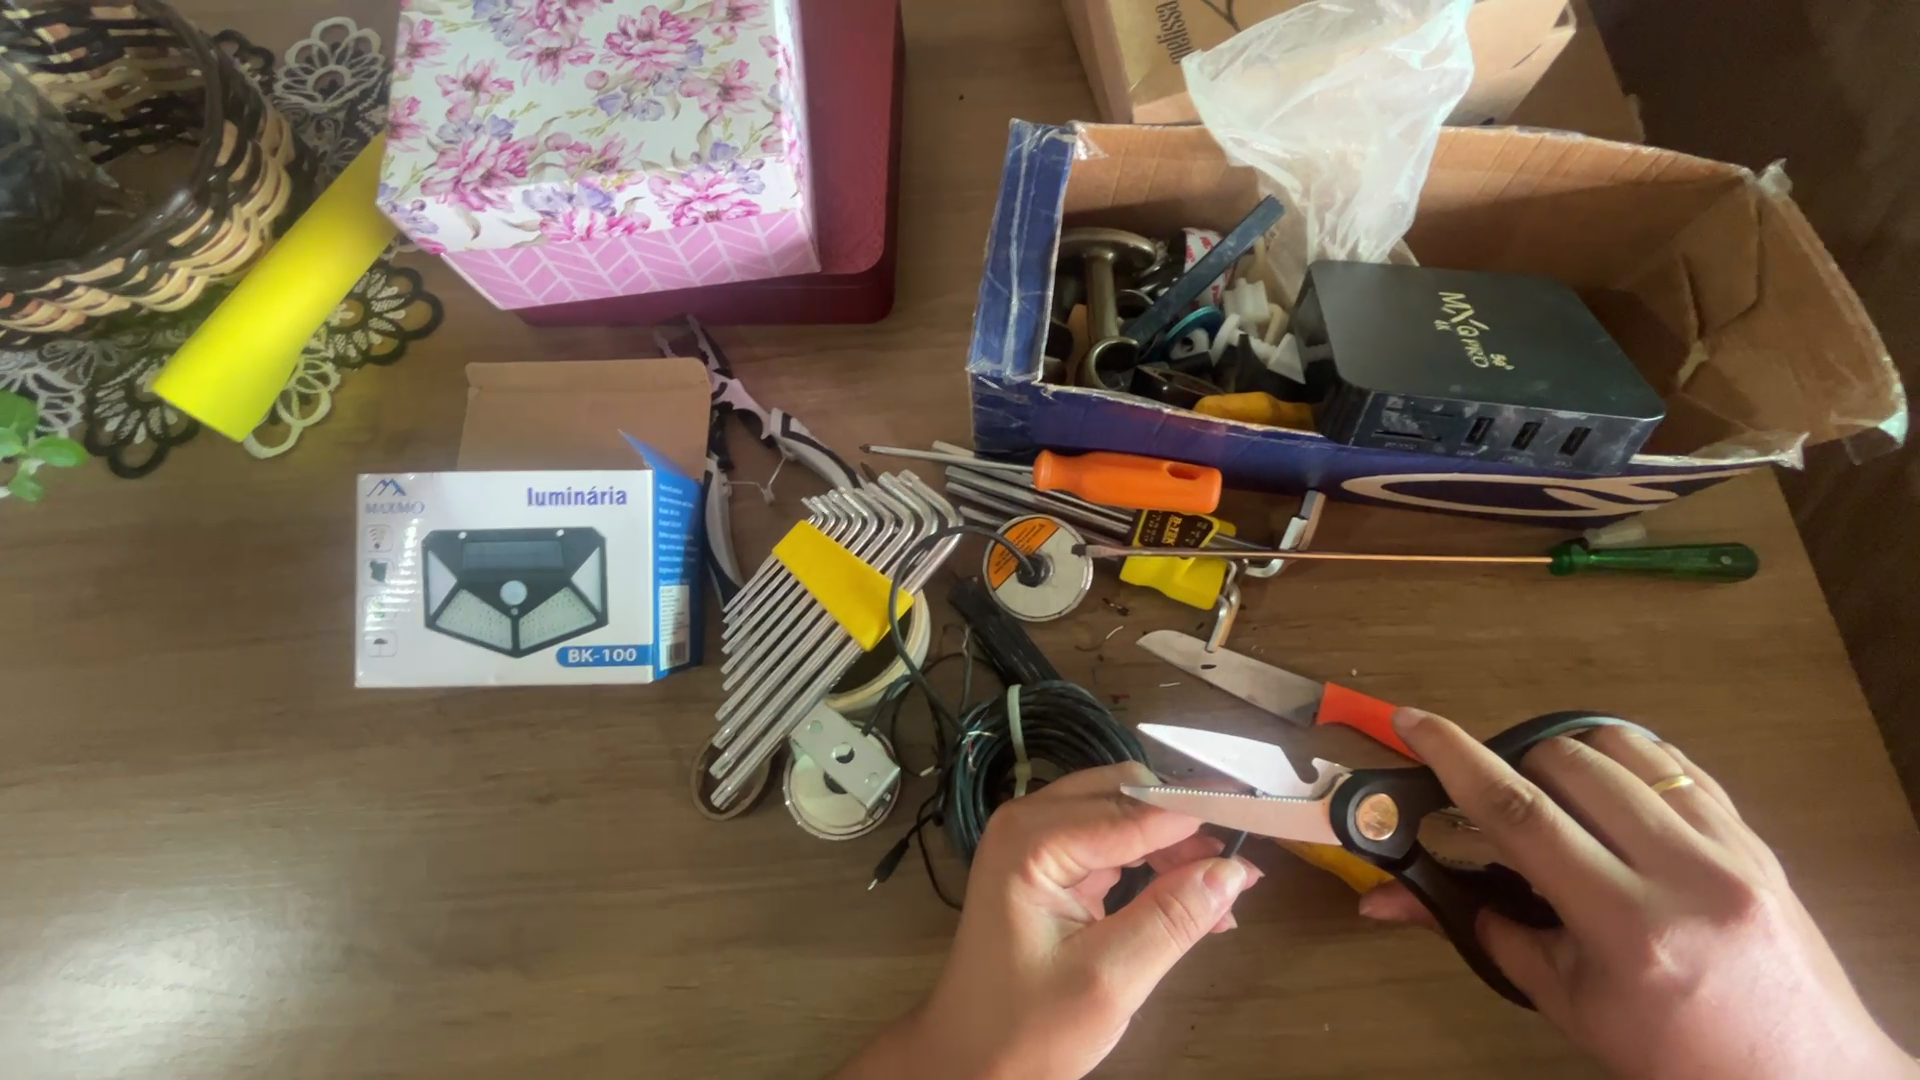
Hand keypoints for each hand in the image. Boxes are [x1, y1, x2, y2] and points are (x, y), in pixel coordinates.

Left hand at [836, 763, 1261, 1079]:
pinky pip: (1109, 842)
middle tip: (1239, 865)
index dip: (1195, 813)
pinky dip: (1150, 862)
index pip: (1131, 811)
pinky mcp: (1045, 861)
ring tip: (1226, 889)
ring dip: (1172, 845)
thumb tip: (1231, 870)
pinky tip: (1190, 897)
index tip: (1255, 815)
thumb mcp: (1109, 980)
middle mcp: (1029, 820)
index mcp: (1032, 837)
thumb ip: (1171, 918)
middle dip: (1183, 825)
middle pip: (1124, 796)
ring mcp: (1034, 838)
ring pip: (1121, 815)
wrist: (966, 1058)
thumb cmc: (1027, 1027)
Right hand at [1361, 709, 1917, 1079]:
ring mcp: (1734, 853)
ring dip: (1567, 756)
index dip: (1454, 758)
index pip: (1520, 814)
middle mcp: (1687, 876)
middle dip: (1514, 765)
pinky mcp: (1760, 843)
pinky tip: (1611, 791)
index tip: (1411, 721)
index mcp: (1627, 926)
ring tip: (1558, 795)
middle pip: (1567, 764)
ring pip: (1624, 748)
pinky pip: (1677, 765)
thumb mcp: (1564, 1002)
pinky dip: (1625, 761)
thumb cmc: (1672, 1055)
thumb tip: (1379, 900)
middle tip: (1503, 802)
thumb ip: (1477, 930)